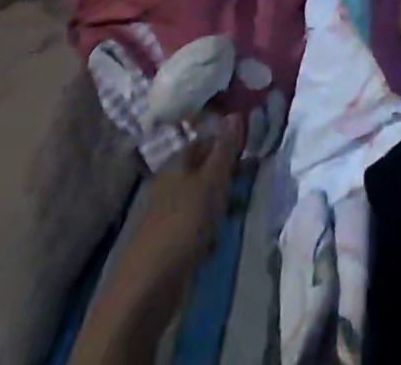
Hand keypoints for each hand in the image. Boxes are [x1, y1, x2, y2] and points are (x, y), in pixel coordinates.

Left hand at [133, 114, 243, 270]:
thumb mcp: (211, 182)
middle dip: (227, 172)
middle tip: (253, 175)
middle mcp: (169, 185)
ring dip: (222, 200)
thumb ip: (224, 150)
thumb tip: (233, 113)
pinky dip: (211, 226)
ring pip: (202, 197)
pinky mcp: (171, 241)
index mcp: (176, 166)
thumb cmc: (183, 224)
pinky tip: (220, 236)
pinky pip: (197, 224)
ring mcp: (168, 214)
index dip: (226, 141)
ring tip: (242, 206)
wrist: (148, 286)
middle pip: (203, 169)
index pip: (203, 141)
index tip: (252, 145)